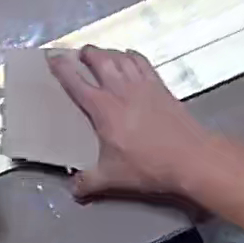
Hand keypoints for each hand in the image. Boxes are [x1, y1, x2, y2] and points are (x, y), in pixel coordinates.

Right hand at [48, 45, 217, 199]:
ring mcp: (141, 84)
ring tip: (100, 54)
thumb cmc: (149, 165)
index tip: (52, 57)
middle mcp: (119, 89)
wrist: (191, 157)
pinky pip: (141, 62)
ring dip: (107, 52)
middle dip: (86, 53)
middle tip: (79, 54)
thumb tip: (73, 190)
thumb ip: (89, 182)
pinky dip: (131, 55)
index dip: (61, 67)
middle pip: (99, 59)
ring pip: (120, 56)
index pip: (76, 81)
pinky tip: (128, 56)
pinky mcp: (159, 86)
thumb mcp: (114, 177)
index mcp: (103, 108)